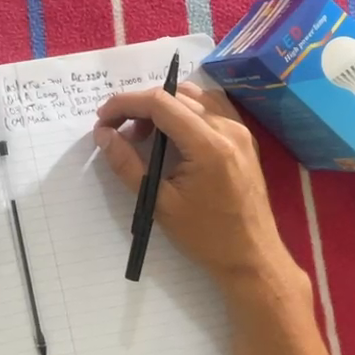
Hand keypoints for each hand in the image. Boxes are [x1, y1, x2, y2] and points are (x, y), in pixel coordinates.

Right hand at [93, 81, 291, 286]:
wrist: (253, 258)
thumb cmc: (205, 237)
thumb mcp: (157, 203)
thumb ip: (127, 164)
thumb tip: (103, 134)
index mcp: (208, 145)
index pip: (159, 103)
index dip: (124, 104)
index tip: (102, 121)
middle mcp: (228, 128)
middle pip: (174, 95)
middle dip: (138, 106)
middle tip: (116, 132)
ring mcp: (240, 131)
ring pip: (192, 96)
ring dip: (161, 106)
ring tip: (142, 135)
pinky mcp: (243, 138)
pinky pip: (210, 107)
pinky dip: (184, 109)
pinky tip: (171, 132)